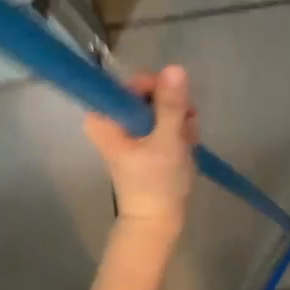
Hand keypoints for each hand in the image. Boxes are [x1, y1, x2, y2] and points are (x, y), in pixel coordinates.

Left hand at [83, 66, 197, 236]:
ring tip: (184, 145)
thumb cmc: (157, 183)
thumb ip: (171, 104)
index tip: (175, 109)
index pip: (134, 83)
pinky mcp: (144, 138)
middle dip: (174, 110)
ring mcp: (129, 128)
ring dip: (180, 122)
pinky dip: (179, 131)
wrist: (158, 221)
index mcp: (105, 116)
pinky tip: (185, 147)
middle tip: (182, 133)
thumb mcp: (167, 141)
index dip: (159, 91)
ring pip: (163, 106)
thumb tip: (175, 68)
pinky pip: (165, 121)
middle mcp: (113, 117)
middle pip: (151, 93)